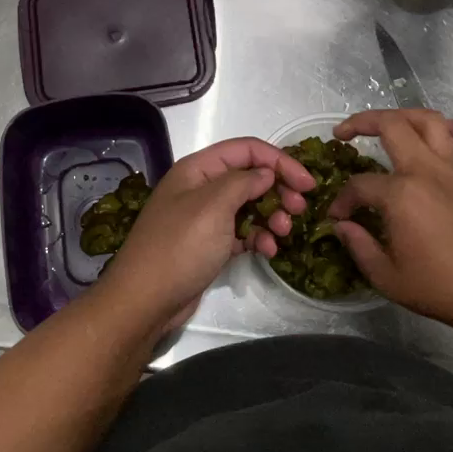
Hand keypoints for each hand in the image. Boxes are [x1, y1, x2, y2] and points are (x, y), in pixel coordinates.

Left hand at [92, 137, 313, 333]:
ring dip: (271, 215)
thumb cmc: (179, 248)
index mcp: (198, 169)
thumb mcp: (213, 207)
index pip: (246, 150)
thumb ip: (243, 182)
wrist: (144, 301)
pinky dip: (258, 237)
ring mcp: (205, 218)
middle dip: (278, 190)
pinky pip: (242, 232)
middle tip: (299, 210)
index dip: (279, 161)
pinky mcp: (210, 245)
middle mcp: (201, 188)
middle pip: (250, 177)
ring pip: (249, 206)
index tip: (308, 183)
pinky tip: (268, 251)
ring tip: (282, 233)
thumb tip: (266, 173)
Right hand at [326, 109, 452, 332]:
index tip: (338, 218)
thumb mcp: (385, 276)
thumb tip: (342, 226)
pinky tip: (440, 134)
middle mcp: (427, 171)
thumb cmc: (438, 288)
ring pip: (430, 120)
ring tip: (387, 124)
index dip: (343, 200)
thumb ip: (358, 246)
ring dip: (404, 115)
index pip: (359, 185)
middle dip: (361, 122)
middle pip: (392, 125)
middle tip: (344, 133)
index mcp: (401, 195)